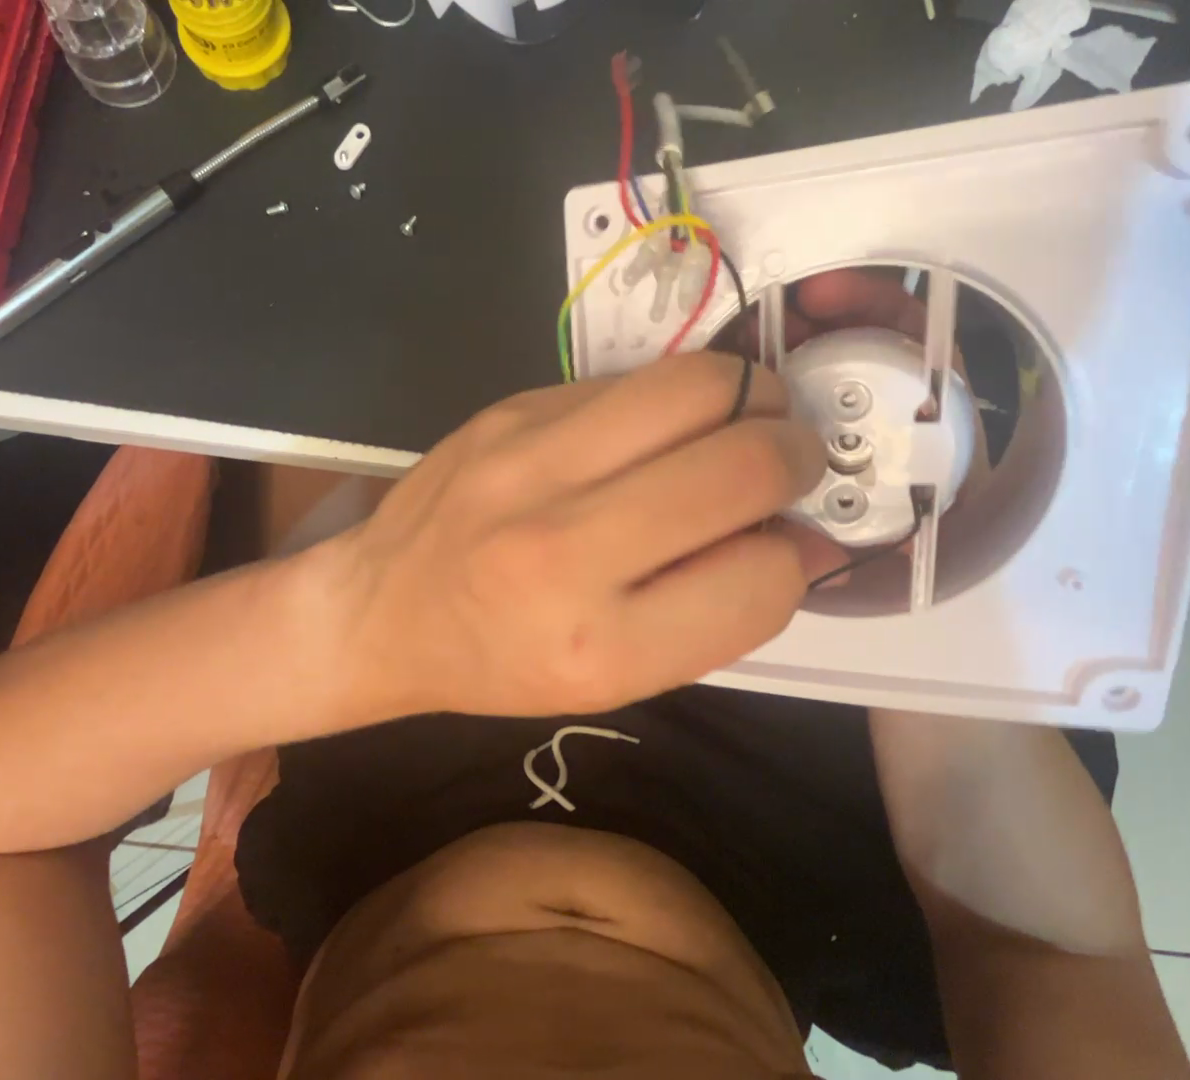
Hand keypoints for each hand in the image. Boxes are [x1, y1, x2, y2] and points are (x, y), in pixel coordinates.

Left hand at [320, 351, 843, 720]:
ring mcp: (528, 465)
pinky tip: (655, 432)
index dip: (790, 558)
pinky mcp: (509, 410)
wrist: (382, 610)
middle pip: (744, 464)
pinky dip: (671, 401)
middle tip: (790, 463)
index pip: (763, 580)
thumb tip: (807, 538)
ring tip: (742, 425)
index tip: (778, 546)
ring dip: (750, 400)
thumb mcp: (612, 677)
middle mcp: (560, 551)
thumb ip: (715, 612)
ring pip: (699, 387)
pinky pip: (633, 380)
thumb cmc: (502, 661)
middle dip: (795, 457)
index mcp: (596, 649)